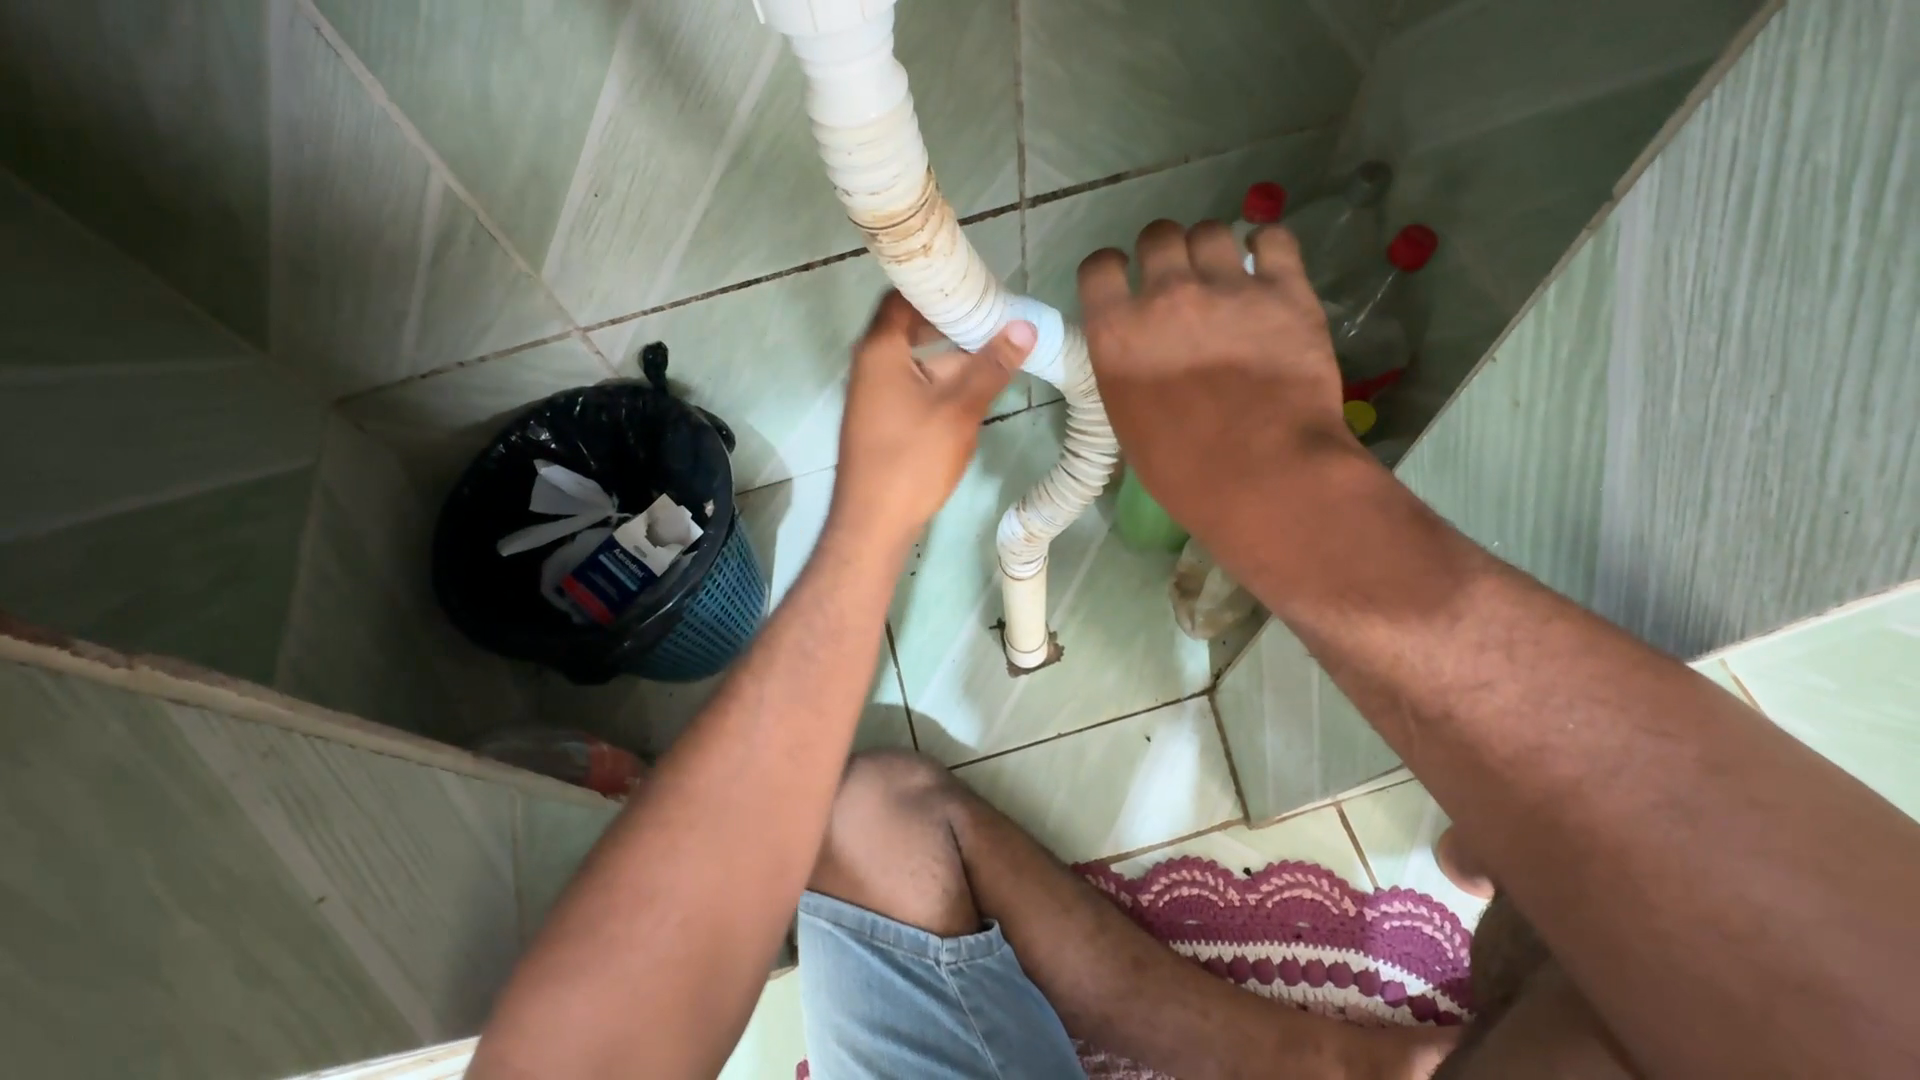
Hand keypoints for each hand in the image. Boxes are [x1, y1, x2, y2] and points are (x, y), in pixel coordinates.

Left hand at [831, 291, 1034, 544]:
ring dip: (949, 354)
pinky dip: (939, 380)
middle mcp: (870, 365)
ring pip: (915, 361)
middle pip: (910, 327)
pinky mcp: (881, 421)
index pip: (903, 296)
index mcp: (880, 350)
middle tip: (992, 314)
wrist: (873, 521)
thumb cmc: (912, 458)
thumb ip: (992, 365)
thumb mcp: (960, 408)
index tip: (974, 282)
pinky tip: (972, 390)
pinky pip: (912, 385)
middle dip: (950, 321)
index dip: (937, 286)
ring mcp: (873, 396)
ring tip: (994, 348)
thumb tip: (1025, 326)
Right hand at [1078, 219, 1366, 540]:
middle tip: (1178, 281)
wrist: (1266, 475)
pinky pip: (1274, 237)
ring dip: (1211, 249)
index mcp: (1117, 332)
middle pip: (1157, 236)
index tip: (1122, 282)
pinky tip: (1267, 265)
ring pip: (1211, 230)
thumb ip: (1126, 369)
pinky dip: (1267, 245)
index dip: (1110, 270)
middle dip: (1163, 253)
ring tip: (1224, 277)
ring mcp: (1228, 287)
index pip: (1098, 267)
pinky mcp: (1285, 290)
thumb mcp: (1128, 421)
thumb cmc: (1184, 470)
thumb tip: (1140, 355)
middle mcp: (1167, 295)